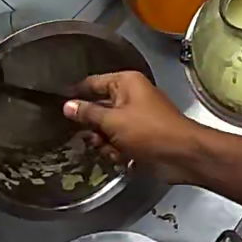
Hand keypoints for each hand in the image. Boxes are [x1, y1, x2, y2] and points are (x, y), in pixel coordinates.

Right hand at [62, 71, 213, 184]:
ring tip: (112, 149)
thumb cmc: (149, 131)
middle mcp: (129, 96)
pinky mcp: (139, 137)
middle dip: (93, 127)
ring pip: (105, 129)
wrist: (182, 156)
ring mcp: (135, 117)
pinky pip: (117, 141)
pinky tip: (123, 158)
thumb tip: (67, 106)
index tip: (58, 107)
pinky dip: (117, 151)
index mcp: (125, 83)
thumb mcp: (113, 121)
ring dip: (105, 142)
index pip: (91, 84)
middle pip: (97, 108)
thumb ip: (87, 113)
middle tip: (91, 137)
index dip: (76, 95)